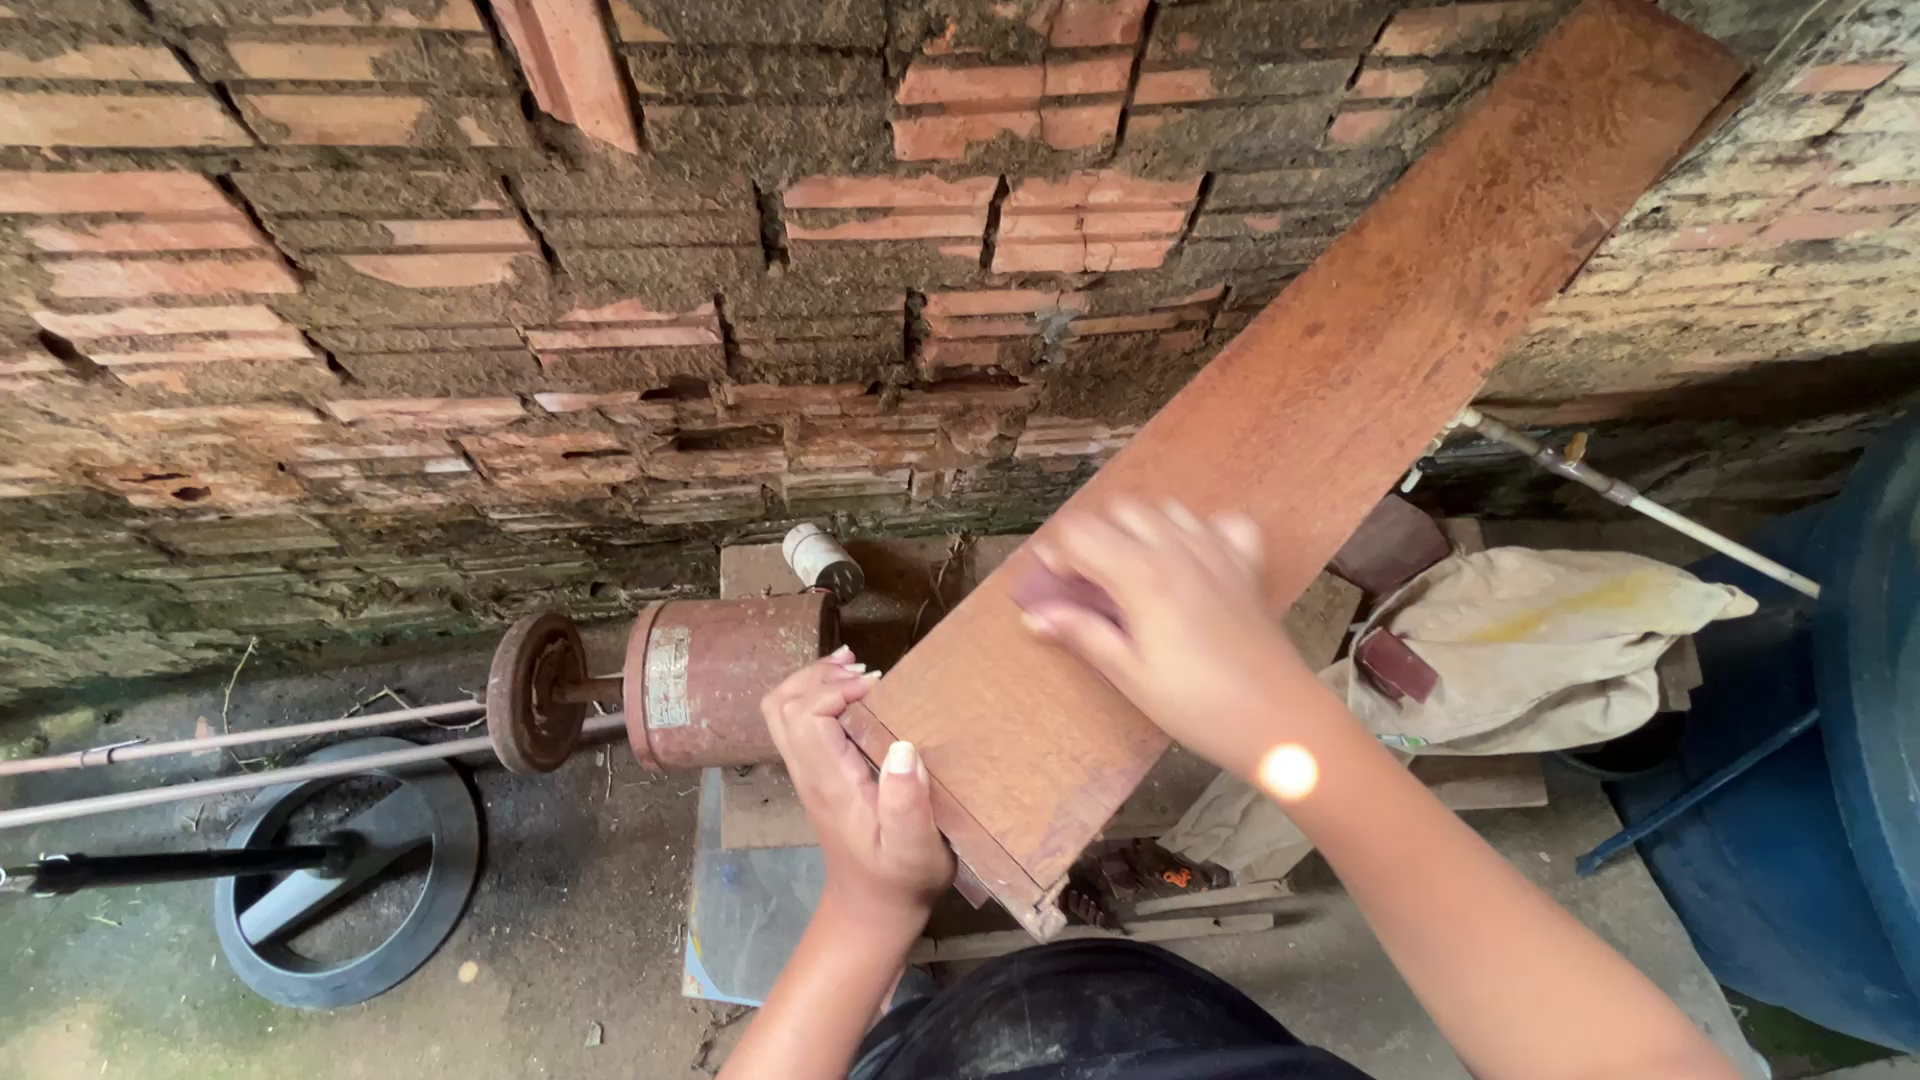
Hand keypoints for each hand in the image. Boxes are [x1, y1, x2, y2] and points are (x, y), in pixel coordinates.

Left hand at [760, 651, 954, 935]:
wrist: (872, 912)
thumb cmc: (899, 882)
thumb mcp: (915, 850)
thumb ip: (907, 804)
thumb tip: (904, 747)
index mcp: (828, 783)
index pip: (805, 715)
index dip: (835, 689)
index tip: (878, 686)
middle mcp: (808, 772)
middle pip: (782, 705)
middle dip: (818, 675)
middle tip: (864, 669)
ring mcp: (807, 772)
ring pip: (783, 709)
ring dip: (814, 680)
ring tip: (855, 666)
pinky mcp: (817, 773)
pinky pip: (799, 721)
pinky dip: (818, 694)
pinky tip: (854, 690)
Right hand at [1020, 498, 1316, 777]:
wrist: (1278, 721)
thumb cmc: (1195, 704)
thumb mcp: (1129, 674)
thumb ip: (1082, 633)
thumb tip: (1034, 616)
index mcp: (1142, 574)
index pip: (1081, 533)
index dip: (1058, 553)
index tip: (1055, 584)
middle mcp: (1178, 548)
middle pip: (1120, 510)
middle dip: (1095, 536)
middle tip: (1090, 582)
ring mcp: (1217, 550)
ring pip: (1165, 508)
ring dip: (1139, 528)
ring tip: (1134, 570)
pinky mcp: (1246, 563)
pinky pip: (1219, 521)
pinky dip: (1198, 530)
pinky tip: (1191, 561)